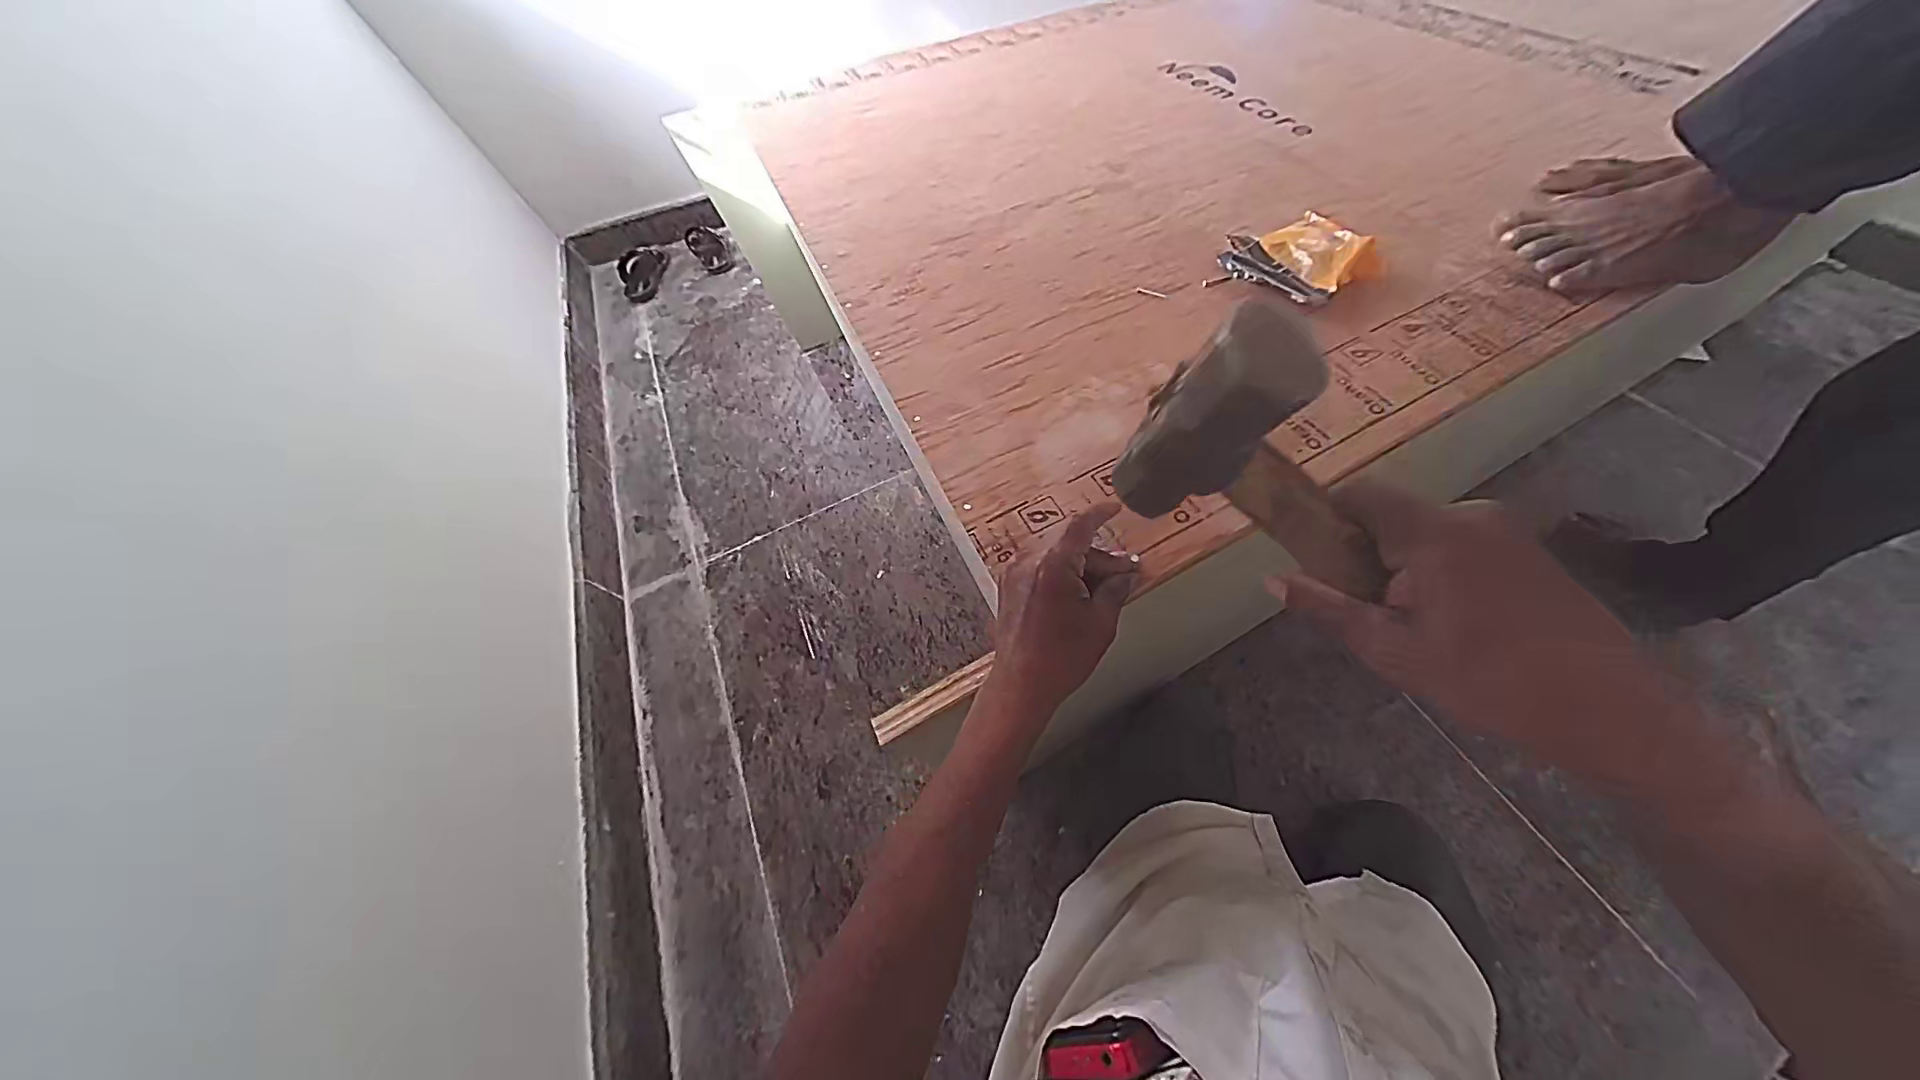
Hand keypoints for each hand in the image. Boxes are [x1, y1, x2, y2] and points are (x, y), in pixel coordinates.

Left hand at [981, 504, 1139, 724]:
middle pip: (1070, 543)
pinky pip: (1040, 567)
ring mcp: (1014, 573)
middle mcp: (1028, 563)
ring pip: (1055, 555)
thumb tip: (1125, 574)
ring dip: (1080, 565)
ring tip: (1103, 589)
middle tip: (1124, 573)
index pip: (1080, 526)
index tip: (1114, 508)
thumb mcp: (1101, 622)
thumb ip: (1115, 589)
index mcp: (1052, 566)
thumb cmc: (1059, 658)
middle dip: (1099, 556)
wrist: (1021, 683)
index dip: (1100, 514)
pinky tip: (1079, 592)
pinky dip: (1061, 572)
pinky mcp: (1008, 586)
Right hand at [1270, 482, 1689, 792]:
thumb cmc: (1489, 682)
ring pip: (1423, 532)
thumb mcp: (1393, 651)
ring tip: (1409, 623)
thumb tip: (1274, 580)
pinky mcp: (1528, 550)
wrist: (1612, 713)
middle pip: (1390, 514)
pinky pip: (1457, 543)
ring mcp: (1506, 531)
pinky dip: (1434, 568)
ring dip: (1399, 564)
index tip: (1310, 555)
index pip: (1359, 493)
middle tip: (1365, 608)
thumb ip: (1329, 609)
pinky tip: (1450, 620)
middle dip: (1363, 552)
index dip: (1324, 514)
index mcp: (1435, 533)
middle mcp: (1471, 516)